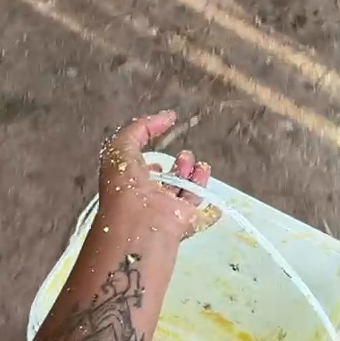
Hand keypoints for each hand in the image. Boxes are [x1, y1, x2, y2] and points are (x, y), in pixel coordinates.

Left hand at [98, 111, 213, 238]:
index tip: (164, 148)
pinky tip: (218, 204)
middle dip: (181, 165)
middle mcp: (150, 198)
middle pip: (170, 181)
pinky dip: (212, 212)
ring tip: (201, 166)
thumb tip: (168, 116)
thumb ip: (140, 128)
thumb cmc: (125, 185)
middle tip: (186, 156)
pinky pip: (202, 217)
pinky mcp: (186, 223)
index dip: (152, 160)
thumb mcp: (121, 147)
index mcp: (131, 182)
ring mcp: (169, 212)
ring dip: (197, 178)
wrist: (139, 223)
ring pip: (188, 194)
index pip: (144, 170)